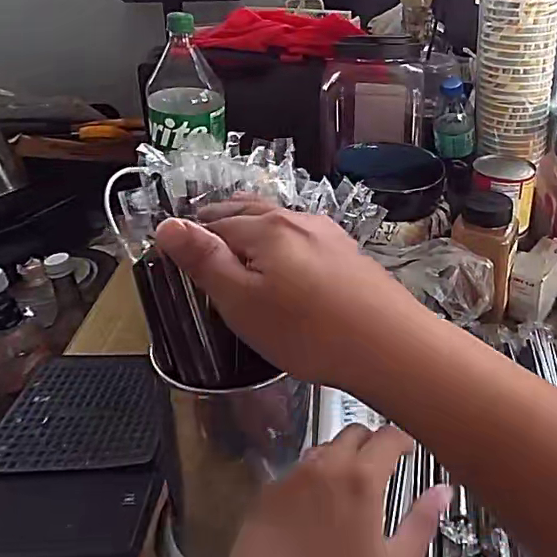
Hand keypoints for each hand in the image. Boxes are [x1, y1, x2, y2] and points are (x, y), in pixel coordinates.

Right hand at [154, 205, 436, 389]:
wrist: (388, 344)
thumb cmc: (307, 329)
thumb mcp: (241, 300)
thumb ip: (205, 260)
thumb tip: (168, 225)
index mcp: (267, 227)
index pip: (214, 222)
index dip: (191, 235)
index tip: (175, 250)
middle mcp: (300, 220)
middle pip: (250, 212)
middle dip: (222, 220)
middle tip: (201, 235)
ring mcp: (330, 236)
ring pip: (281, 223)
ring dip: (255, 228)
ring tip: (240, 243)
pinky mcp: (350, 255)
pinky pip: (305, 240)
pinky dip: (284, 244)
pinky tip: (289, 262)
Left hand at [208, 424, 450, 556]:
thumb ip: (422, 522)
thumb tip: (442, 491)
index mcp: (361, 479)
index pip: (389, 436)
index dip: (403, 439)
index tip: (409, 450)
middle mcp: (324, 468)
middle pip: (353, 433)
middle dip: (372, 444)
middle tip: (383, 469)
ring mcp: (289, 480)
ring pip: (323, 450)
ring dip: (341, 458)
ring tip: (350, 491)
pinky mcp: (263, 497)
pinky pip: (295, 474)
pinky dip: (312, 480)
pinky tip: (314, 512)